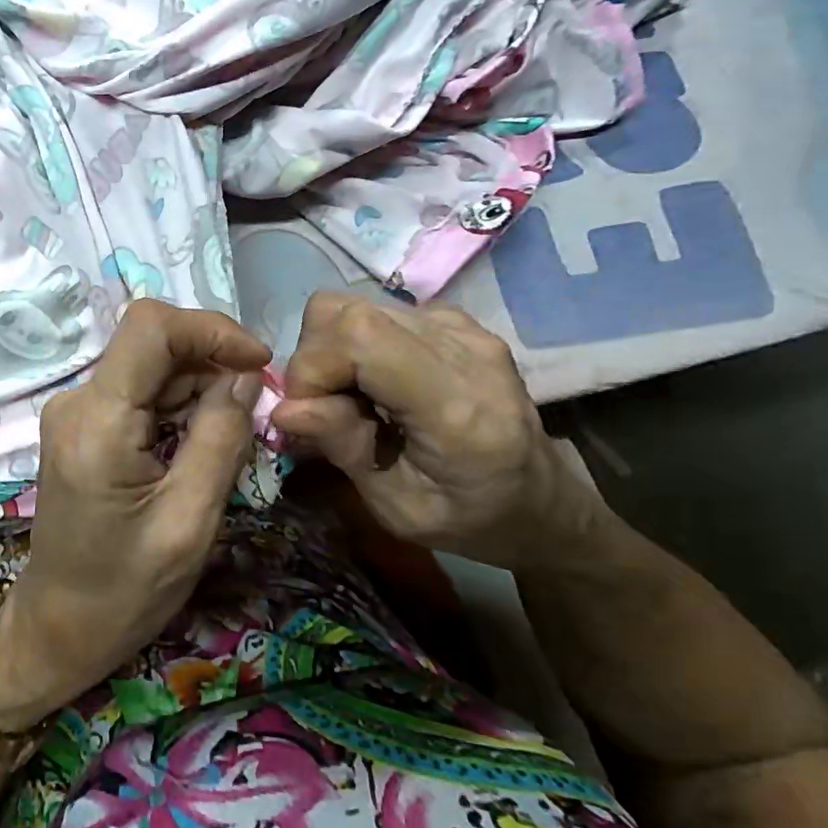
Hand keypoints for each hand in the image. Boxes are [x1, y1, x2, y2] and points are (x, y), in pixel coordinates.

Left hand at [0, 300, 269, 730]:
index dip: (210, 329)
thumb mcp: (190, 521)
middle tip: (255, 410)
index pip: (150, 327)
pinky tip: (196, 446)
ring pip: (148, 368)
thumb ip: (220, 438)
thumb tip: (245, 374)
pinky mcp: (80, 426)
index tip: (259, 362)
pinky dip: (175, 406)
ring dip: (197, 388)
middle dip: (212, 363)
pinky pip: (136, 393)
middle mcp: (76, 401)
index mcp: (97, 421)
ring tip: (229, 437)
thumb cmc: (126, 589)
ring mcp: (74, 411)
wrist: (60, 624)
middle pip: (151, 345)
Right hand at [271, 291, 607, 570]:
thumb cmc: (472, 521)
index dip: (312, 366)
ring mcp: (462, 328)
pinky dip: (354, 345)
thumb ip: (343, 448)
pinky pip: (376, 312)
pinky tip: (374, 384)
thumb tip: (283, 408)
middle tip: (323, 406)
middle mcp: (464, 350)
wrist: (544, 504)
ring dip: (331, 350)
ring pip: (354, 306)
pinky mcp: (455, 321)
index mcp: (456, 406)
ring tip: (349, 397)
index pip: (359, 336)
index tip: (306, 415)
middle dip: (313, 357)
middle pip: (347, 311)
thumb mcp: (398, 510)